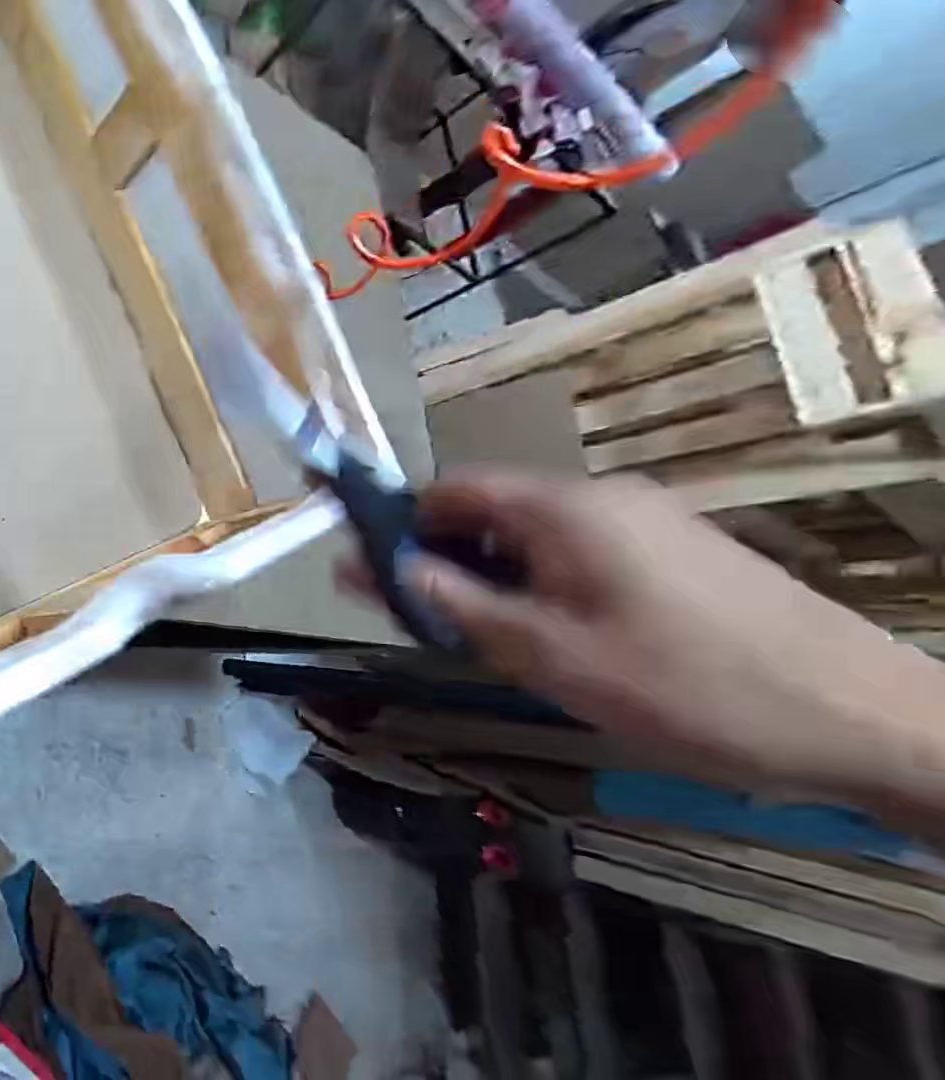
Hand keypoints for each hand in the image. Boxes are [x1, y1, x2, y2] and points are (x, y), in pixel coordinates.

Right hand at [344, 469, 944, 805]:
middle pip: (486, 511)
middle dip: (443, 559)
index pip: (447, 489)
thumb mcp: (537, 648)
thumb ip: (443, 599)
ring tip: (492, 640)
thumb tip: (359, 563)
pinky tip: (552, 638)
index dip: (397, 524)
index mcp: (563, 508)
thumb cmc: (681, 685)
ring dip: (489, 578)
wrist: (874, 728)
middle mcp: (601, 498)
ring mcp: (645, 522)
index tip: (374, 575)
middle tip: (431, 622)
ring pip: (528, 537)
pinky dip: (537, 585)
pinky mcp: (674, 553)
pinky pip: (573, 552)